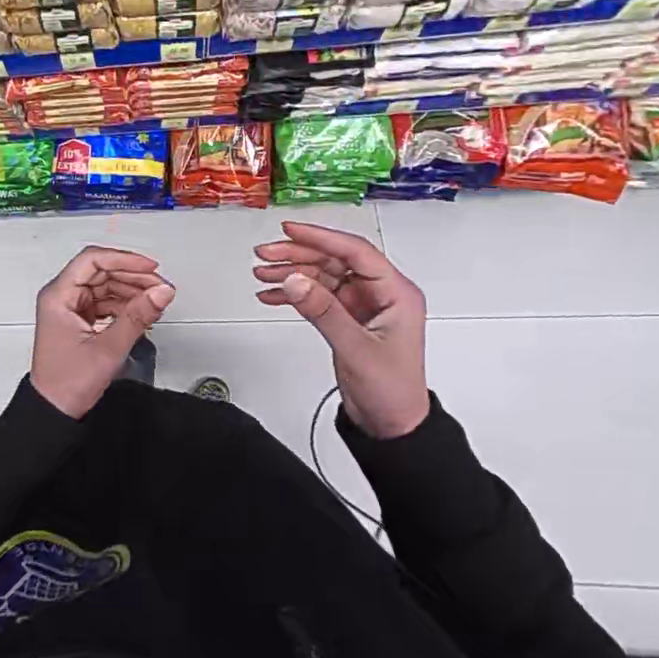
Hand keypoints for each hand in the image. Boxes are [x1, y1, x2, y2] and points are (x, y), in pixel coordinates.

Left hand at [31, 246, 176, 419]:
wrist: (54, 411)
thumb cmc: (66, 384)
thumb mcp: (108, 348)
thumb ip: (137, 316)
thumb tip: (160, 292)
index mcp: (58, 296)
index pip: (93, 260)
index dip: (123, 259)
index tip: (148, 267)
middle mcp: (62, 297)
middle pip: (102, 271)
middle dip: (133, 276)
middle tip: (159, 287)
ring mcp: (71, 307)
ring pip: (106, 285)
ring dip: (132, 289)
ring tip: (154, 300)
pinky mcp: (79, 319)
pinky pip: (105, 300)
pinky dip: (125, 303)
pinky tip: (141, 311)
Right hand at [254, 222, 428, 438]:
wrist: (391, 426)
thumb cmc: (392, 392)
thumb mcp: (357, 349)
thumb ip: (324, 312)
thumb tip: (296, 281)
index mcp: (396, 292)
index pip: (355, 252)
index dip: (322, 238)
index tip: (291, 231)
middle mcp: (379, 293)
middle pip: (334, 260)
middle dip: (298, 255)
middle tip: (266, 253)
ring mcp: (362, 305)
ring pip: (322, 276)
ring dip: (292, 273)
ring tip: (262, 272)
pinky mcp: (347, 318)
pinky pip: (317, 296)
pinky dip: (294, 295)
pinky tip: (272, 294)